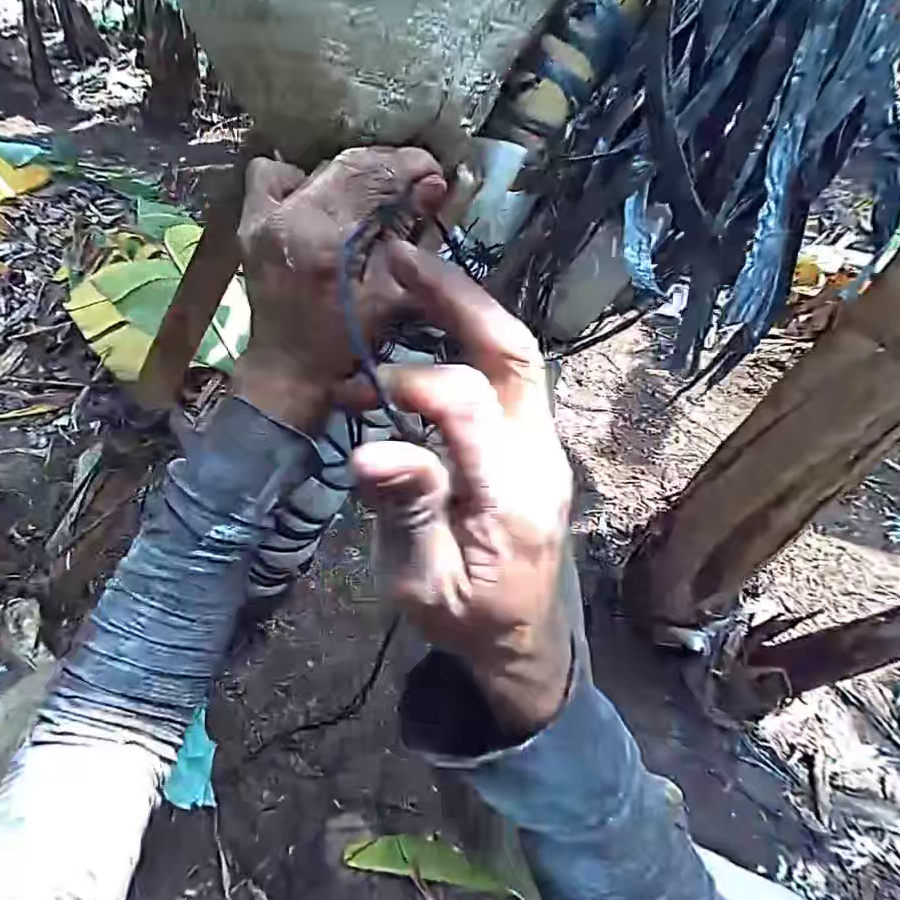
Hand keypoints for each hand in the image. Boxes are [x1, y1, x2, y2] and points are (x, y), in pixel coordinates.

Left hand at [232, 147, 447, 429]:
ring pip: (317, 167)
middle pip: (347, 164)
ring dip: (352, 175)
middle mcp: (288, 217)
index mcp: (326, 240)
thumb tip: (433, 186)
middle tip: (414, 182)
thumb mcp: (391, 296)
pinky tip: (319, 204)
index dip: (410, 165)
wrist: (288, 369)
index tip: (434, 172)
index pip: (373, 175)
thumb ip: (412, 237)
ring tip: (371, 199)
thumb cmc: (346, 344)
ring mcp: (261, 216)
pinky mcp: (249, 222)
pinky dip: (301, 181)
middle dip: (388, 166)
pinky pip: (273, 176)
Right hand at [350, 241, 573, 734]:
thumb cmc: (470, 622)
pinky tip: (433, 323)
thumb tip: (368, 450)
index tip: (354, 391)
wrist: (527, 639)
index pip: (467, 405)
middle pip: (513, 353)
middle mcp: (541, 456)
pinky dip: (470, 338)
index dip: (409, 382)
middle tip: (402, 259)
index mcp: (512, 497)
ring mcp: (544, 444)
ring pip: (517, 354)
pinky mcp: (534, 442)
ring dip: (466, 307)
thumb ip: (406, 514)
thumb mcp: (423, 587)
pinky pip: (509, 375)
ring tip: (412, 274)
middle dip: (458, 298)